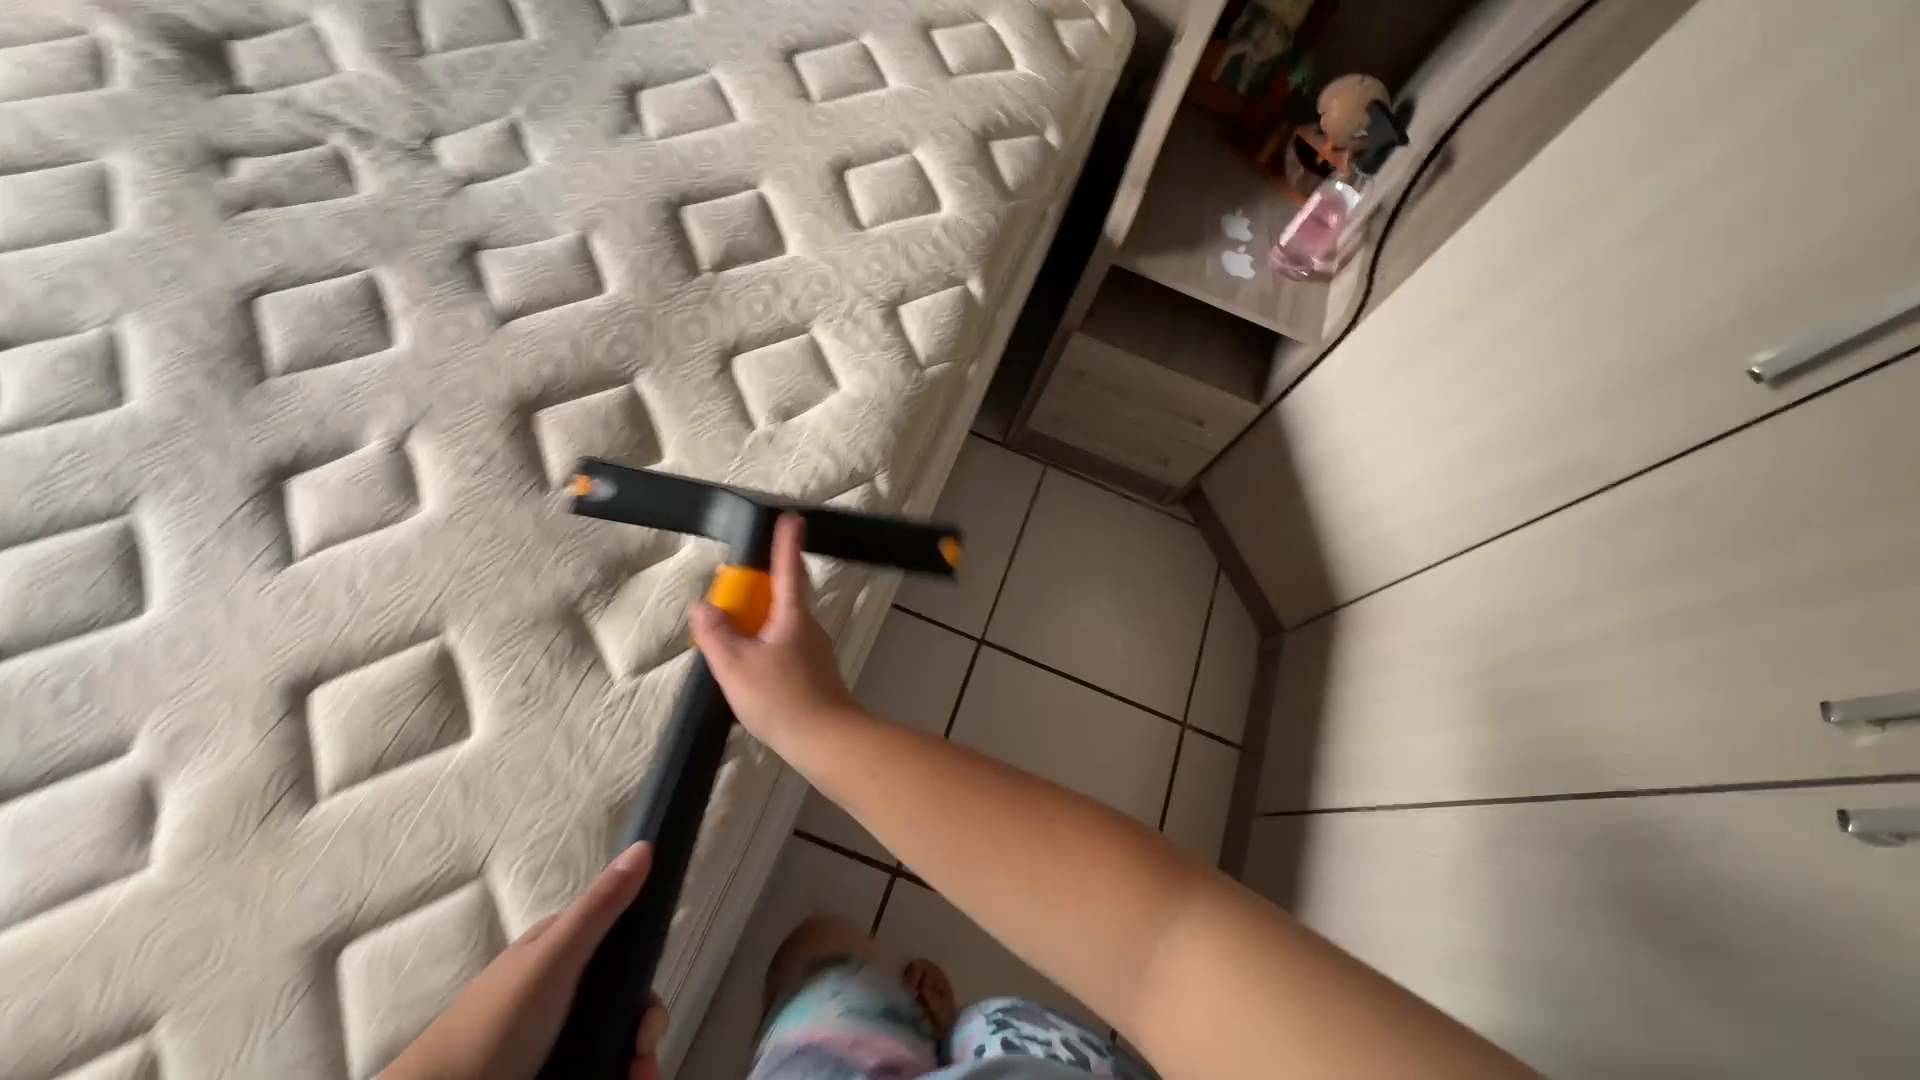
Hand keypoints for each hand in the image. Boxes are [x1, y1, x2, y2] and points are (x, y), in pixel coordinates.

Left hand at [382, 843, 669, 1079]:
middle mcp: (565, 993)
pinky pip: (601, 1067)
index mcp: (564, 954)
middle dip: (645, 1031)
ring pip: (618, 1041)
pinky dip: (621, 1075)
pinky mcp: (556, 1066)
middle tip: (640, 1056)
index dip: (646, 978)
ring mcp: (559, 1036)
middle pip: (627, 1003)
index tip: (648, 1011)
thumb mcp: (553, 958)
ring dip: (638, 1063)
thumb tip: (645, 844)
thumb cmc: (494, 1024)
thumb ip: (600, 906)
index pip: (626, 951)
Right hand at [689, 514, 859, 741]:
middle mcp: (809, 627)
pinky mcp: (815, 673)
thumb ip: (716, 634)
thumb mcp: (735, 666)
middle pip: (785, 597)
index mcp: (793, 616)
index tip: (791, 518)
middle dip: (763, 587)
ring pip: (784, 625)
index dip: (786, 543)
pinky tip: (752, 670)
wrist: (826, 740)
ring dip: (761, 622)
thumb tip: (703, 606)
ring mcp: (815, 651)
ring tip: (734, 639)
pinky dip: (766, 646)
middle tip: (737, 590)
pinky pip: (786, 647)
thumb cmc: (781, 699)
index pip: (788, 569)